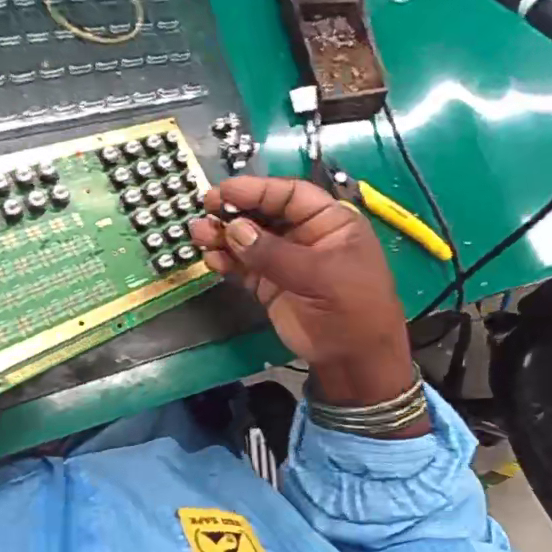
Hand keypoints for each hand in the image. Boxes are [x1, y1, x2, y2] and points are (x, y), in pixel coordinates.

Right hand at [191, 177, 419, 409]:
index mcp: (329, 223)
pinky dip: (225, 261)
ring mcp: (284, 261)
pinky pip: (242, 266)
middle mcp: (304, 236)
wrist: (353, 361)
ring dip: (223, 236)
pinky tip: (211, 259)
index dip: (257, 190)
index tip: (225, 191)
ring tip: (199, 234)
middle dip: (235, 211)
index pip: (290, 195)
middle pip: (264, 214)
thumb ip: (274, 253)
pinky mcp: (268, 285)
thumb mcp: (320, 276)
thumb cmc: (353, 310)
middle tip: (205, 209)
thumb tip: (234, 229)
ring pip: (248, 240)